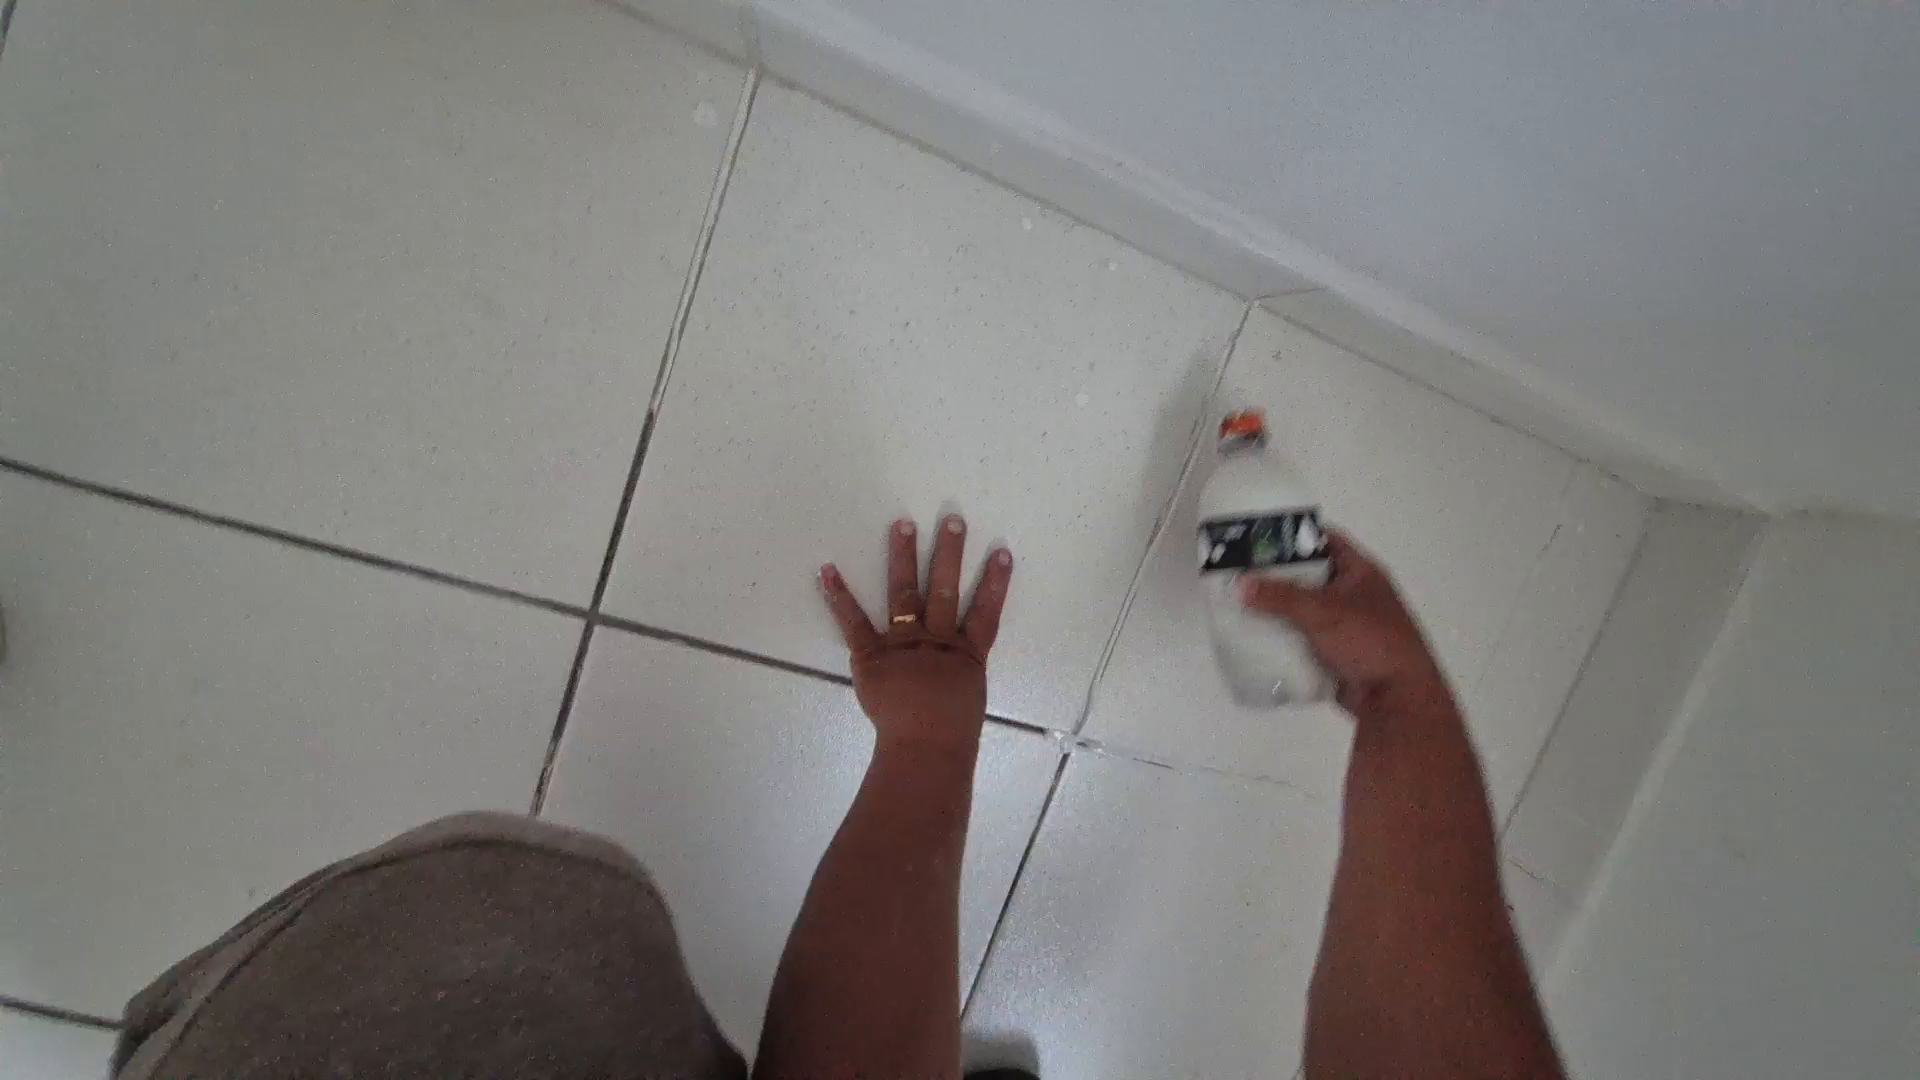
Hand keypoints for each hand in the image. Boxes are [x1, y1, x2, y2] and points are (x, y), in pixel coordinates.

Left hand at [819, 515, 1013, 753]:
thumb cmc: (951, 734)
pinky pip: (854, 623)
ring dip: (904, 557)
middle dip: (949, 553)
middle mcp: (937, 638)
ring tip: (904, 524)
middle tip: (952, 519)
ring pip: (906, 593)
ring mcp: (904, 644)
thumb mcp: (966, 699)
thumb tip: (953, 673)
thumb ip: (958, 677)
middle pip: (946, 588)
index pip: (986, 610)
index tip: (1002, 551)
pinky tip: (827, 570)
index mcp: (965, 653)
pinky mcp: (871, 655)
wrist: (926, 748)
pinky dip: (839, 596)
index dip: (995, 582)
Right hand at [1239, 530, 1456, 720]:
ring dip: (1271, 606)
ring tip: (1234, 599)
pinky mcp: (1329, 650)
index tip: (1258, 534)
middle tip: (1236, 568)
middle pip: (1305, 574)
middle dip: (1273, 573)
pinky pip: (1296, 635)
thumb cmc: (1370, 641)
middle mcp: (1350, 594)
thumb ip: (1280, 596)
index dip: (1293, 534)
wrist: (1396, 699)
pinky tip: (1248, 631)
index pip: (1324, 540)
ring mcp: (1340, 623)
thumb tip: (1239, 584)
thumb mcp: (1325, 611)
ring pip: (1297, 607)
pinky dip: (1276, 633)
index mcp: (1360, 573)